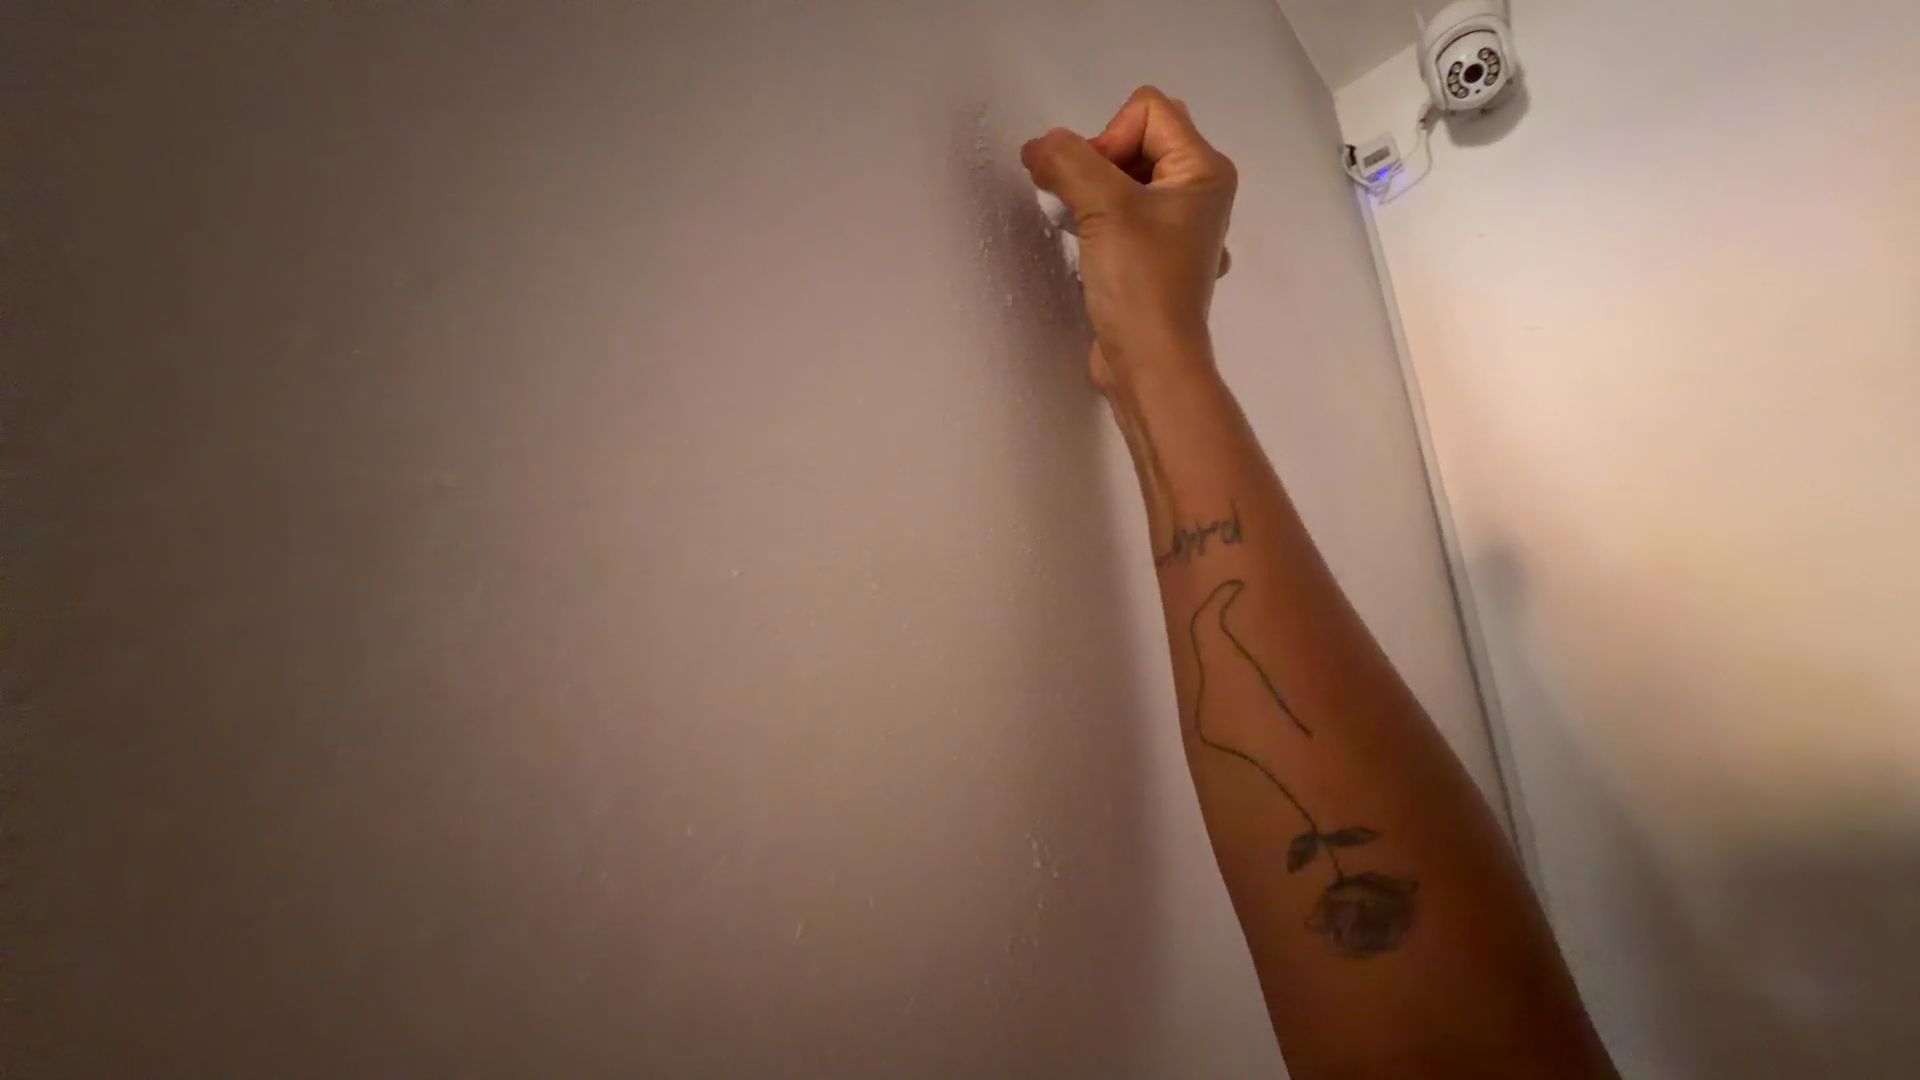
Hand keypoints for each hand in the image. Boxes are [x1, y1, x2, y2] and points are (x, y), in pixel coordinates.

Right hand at [1020, 86, 1236, 393]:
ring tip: (1083, 231)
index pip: (1148, 110)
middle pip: (1137, 141)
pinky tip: (1094, 254)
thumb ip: (1069, 164)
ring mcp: (1177, 229)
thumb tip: (1039, 146)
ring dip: (1093, 197)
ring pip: (1126, 182)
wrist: (1150, 365)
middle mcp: (1197, 193)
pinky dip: (1101, 226)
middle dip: (1097, 164)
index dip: (1107, 137)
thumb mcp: (1105, 211)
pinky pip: (1123, 219)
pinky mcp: (1154, 260)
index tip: (1093, 188)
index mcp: (1203, 170)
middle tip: (1082, 207)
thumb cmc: (1140, 285)